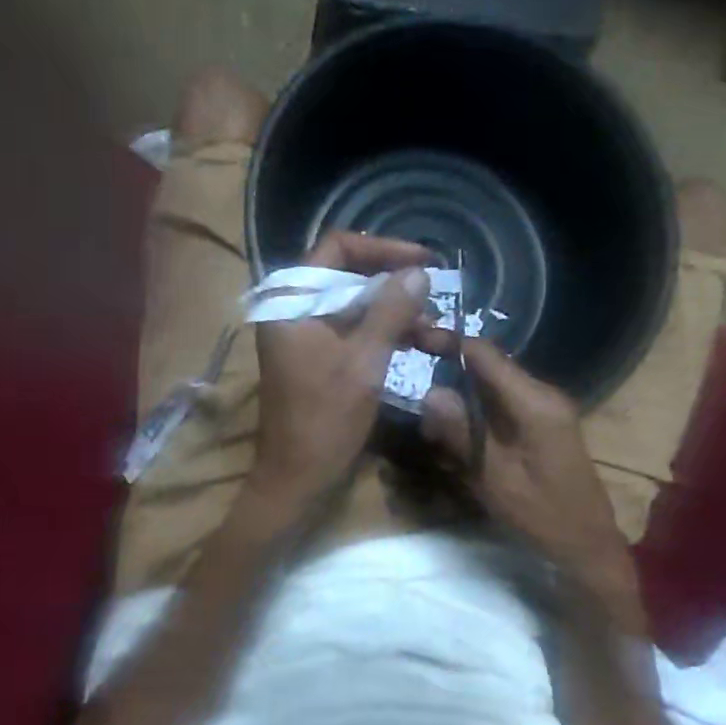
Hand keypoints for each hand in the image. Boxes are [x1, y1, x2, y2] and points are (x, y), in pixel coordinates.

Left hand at [250, 231, 434, 507]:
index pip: (337, 248)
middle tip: (435, 295)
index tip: (426, 260)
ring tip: (434, 327)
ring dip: (393, 311)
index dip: (384, 249)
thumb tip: (420, 271)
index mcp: (290, 300)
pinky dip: (381, 332)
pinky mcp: (314, 354)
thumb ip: (391, 311)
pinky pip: (350, 329)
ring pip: (353, 304)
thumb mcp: (365, 362)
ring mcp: (301, 332)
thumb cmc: (325, 419)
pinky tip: (417, 342)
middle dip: (394, 284)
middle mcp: (290, 308)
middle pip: (347, 274)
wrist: (296, 477)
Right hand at [419, 338, 635, 597]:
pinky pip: (499, 406)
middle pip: (485, 368)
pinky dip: (473, 416)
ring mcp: (543, 409)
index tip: (413, 339)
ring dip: (458, 402)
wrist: (589, 546)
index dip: (447, 341)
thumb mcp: (494, 478)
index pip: (485, 354)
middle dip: (447, 379)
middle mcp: (542, 395)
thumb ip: (462, 433)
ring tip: (433, 434)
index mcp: (535, 403)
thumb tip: (430, 392)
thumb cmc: (543, 515)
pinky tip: (457, 444)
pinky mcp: (540, 424)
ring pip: (489, 388)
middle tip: (417, 405)